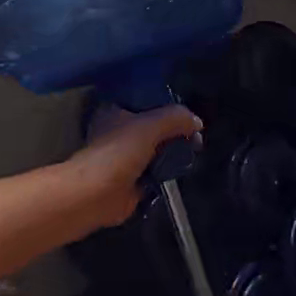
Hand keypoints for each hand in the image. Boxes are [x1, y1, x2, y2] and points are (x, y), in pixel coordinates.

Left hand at [61, 104, 201, 227]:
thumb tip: (197, 122)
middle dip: (173, 132)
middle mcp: (118, 130)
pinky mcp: (131, 179)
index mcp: (115, 110)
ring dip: (172, 153)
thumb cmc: (119, 152)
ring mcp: (124, 156)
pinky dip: (167, 171)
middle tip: (194, 137)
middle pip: (153, 126)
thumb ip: (175, 118)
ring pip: (156, 149)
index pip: (145, 101)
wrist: (98, 194)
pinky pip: (155, 170)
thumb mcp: (150, 125)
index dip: (167, 106)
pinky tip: (180, 170)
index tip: (186, 116)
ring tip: (191, 153)